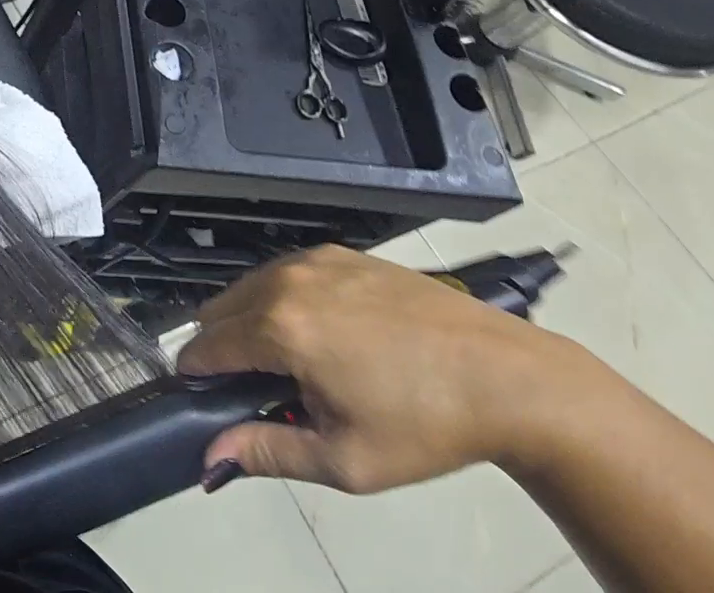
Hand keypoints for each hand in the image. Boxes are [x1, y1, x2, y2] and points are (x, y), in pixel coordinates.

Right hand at [177, 246, 605, 493]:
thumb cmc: (428, 427)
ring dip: (251, 322)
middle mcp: (285, 282)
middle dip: (224, 348)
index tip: (215, 400)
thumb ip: (266, 453)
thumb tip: (209, 458)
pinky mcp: (341, 254)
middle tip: (265, 388)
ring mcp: (314, 261)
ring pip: (247, 290)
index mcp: (278, 328)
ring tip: (299, 362)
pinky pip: (284, 275)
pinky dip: (284, 300)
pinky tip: (328, 333)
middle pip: (217, 312)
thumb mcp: (346, 460)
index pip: (202, 347)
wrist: (515, 380)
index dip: (199, 377)